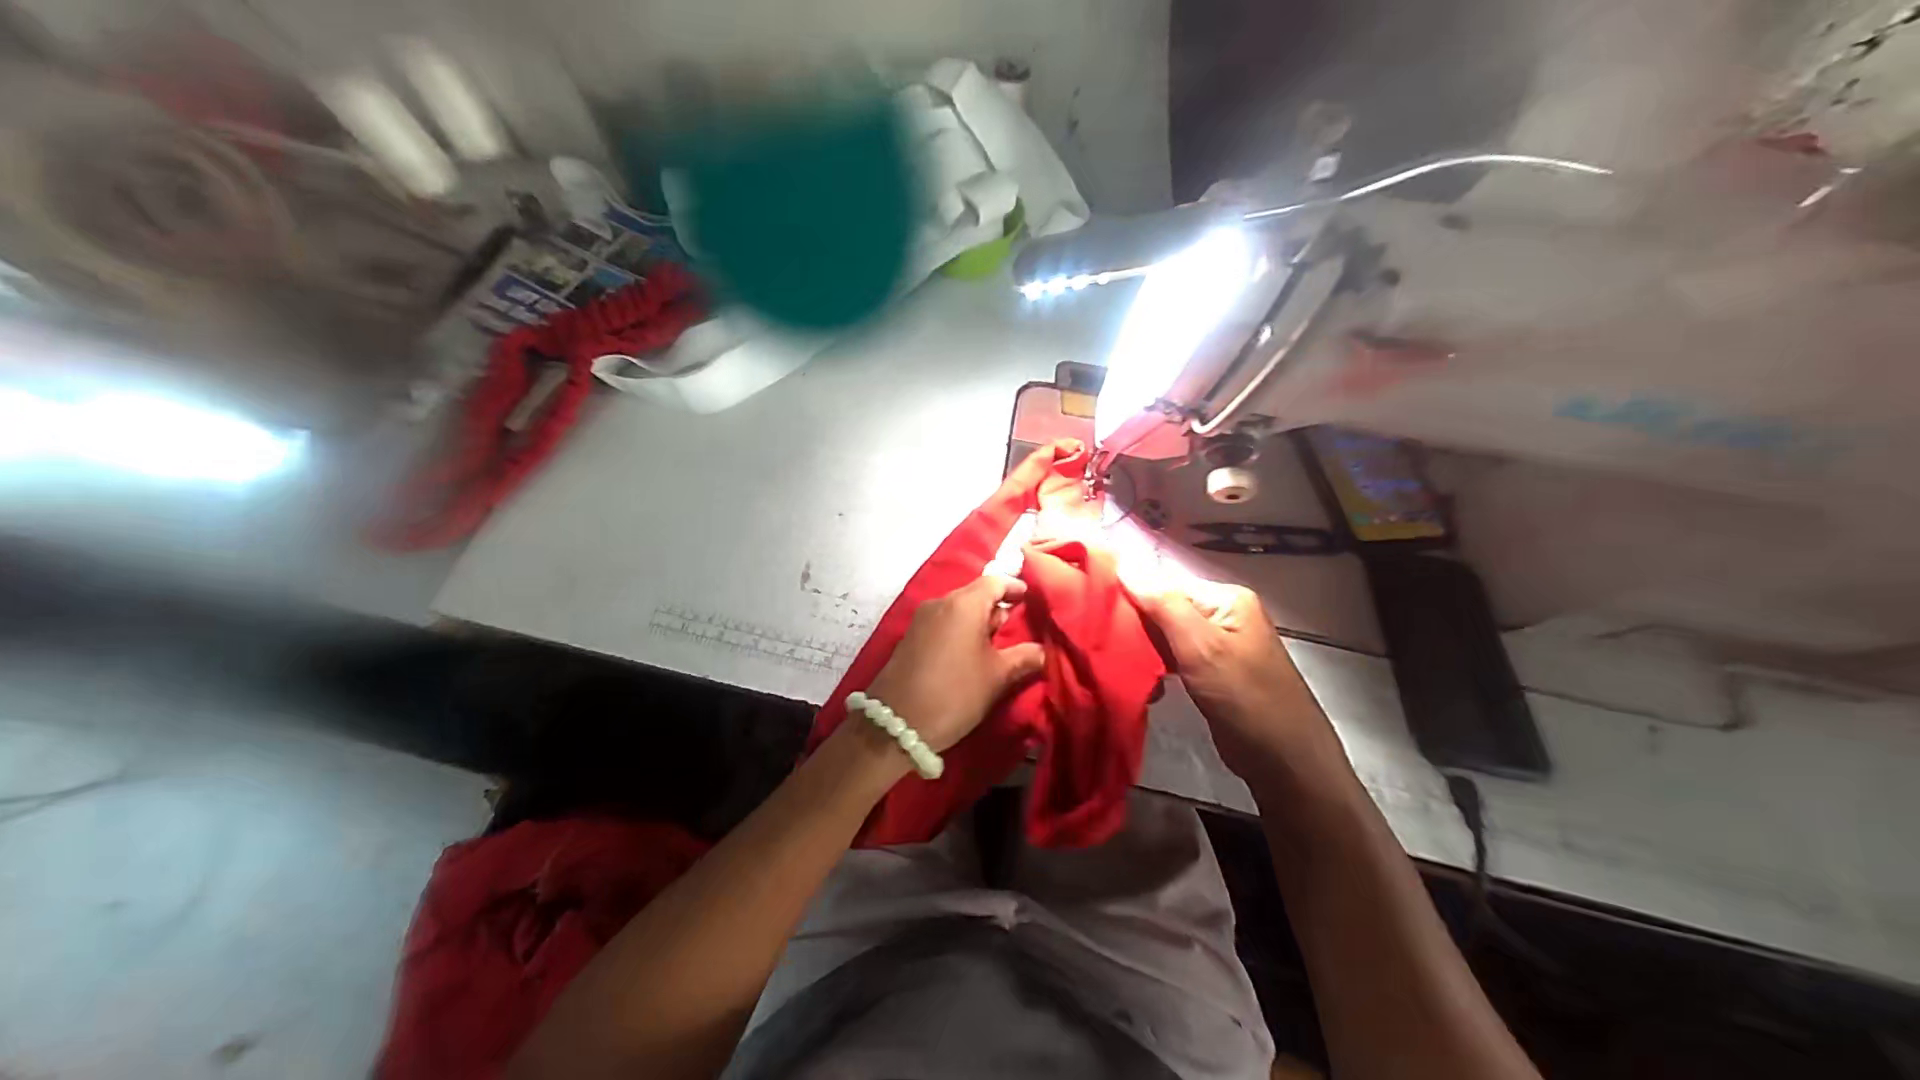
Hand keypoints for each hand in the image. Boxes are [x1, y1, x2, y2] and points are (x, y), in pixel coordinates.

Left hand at [862, 575, 1046, 754]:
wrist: (895, 725)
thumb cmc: (954, 693)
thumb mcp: (997, 677)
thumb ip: (1024, 658)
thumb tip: (1044, 650)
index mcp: (964, 604)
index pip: (995, 581)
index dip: (1015, 588)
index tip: (1032, 599)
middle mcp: (940, 603)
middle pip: (975, 595)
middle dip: (998, 608)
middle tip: (1019, 629)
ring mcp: (921, 620)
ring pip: (958, 611)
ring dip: (979, 623)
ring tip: (998, 647)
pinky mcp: (910, 639)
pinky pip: (943, 625)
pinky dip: (960, 632)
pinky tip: (970, 656)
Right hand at [1129, 581, 1335, 781]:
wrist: (1284, 760)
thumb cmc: (1244, 696)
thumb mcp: (1200, 647)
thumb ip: (1162, 604)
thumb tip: (1124, 564)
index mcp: (1225, 598)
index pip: (1165, 584)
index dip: (1131, 597)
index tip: (1099, 617)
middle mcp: (1222, 614)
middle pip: (1163, 609)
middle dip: (1137, 629)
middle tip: (1109, 650)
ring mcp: (1217, 644)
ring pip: (1165, 636)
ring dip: (1144, 653)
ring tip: (1124, 670)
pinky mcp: (1210, 671)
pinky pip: (1173, 659)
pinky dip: (1157, 670)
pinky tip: (1148, 687)